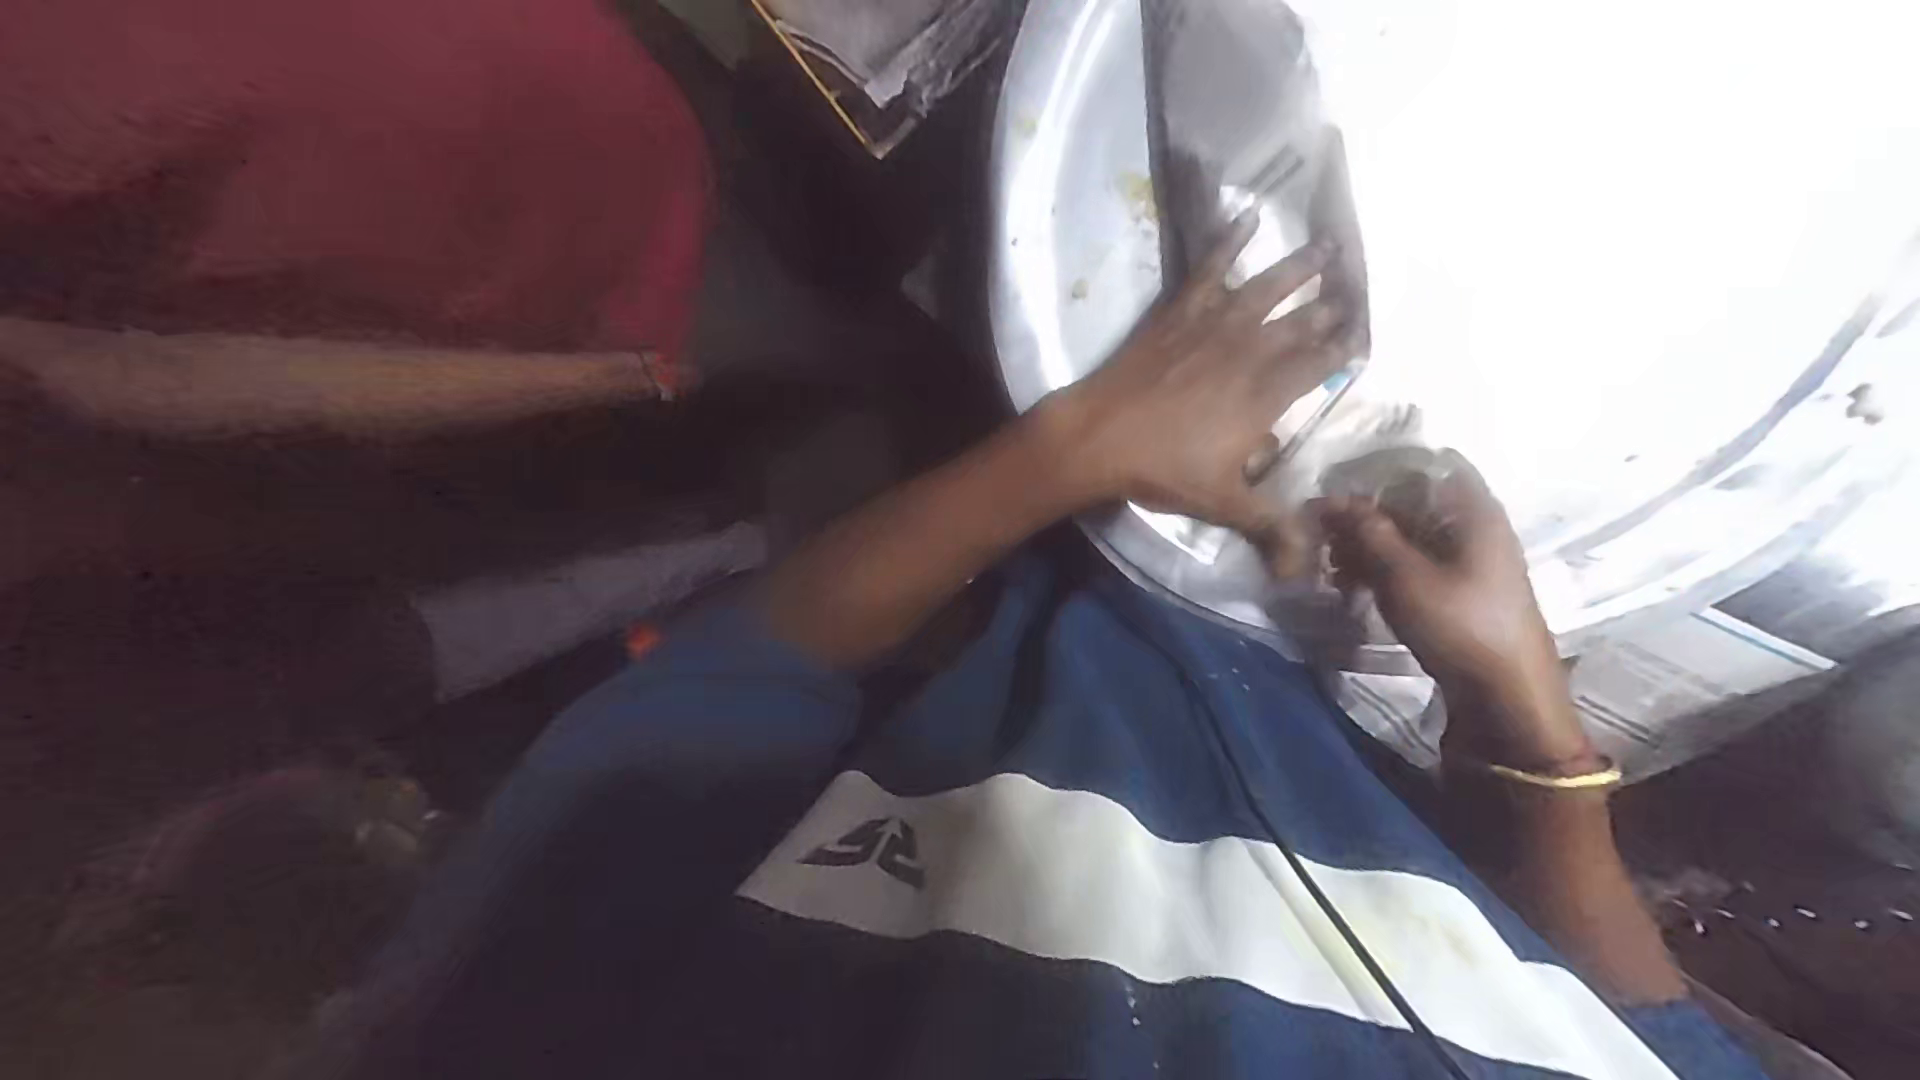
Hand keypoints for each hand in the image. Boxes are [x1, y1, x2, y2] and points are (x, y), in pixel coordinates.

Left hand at [1030, 214, 1354, 537]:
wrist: (1100, 436)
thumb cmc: (1161, 470)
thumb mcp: (1221, 504)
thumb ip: (1268, 526)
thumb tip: (1303, 568)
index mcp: (1266, 395)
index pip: (1318, 366)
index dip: (1342, 350)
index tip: (1362, 336)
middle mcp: (1250, 352)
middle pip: (1299, 324)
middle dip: (1329, 307)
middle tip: (1353, 288)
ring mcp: (1214, 327)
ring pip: (1268, 289)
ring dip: (1300, 267)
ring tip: (1329, 246)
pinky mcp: (1178, 314)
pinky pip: (1209, 270)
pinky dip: (1229, 241)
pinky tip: (1246, 216)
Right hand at [1317, 454, 1592, 766]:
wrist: (1504, 693)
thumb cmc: (1459, 623)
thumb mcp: (1404, 574)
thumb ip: (1367, 531)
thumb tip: (1329, 498)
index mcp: (1473, 513)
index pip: (1431, 464)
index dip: (1384, 469)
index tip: (1340, 484)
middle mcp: (1472, 528)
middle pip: (1411, 502)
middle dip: (1363, 514)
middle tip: (1322, 532)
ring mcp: (1464, 559)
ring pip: (1404, 534)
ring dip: (1363, 544)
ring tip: (1330, 566)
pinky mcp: (1453, 587)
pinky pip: (1408, 562)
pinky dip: (1376, 567)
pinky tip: (1348, 585)